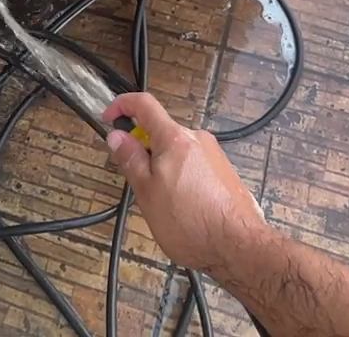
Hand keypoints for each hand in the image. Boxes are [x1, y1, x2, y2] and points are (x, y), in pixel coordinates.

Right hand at [102, 92, 274, 273]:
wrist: (238, 244)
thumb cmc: (191, 221)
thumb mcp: (147, 192)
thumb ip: (130, 159)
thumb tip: (117, 135)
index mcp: (174, 137)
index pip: (144, 103)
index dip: (122, 105)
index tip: (110, 117)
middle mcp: (196, 137)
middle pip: (161, 132)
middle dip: (145, 152)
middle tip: (140, 184)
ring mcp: (212, 153)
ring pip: (177, 152)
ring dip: (164, 169)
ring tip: (166, 205)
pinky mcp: (222, 170)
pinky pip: (193, 165)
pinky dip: (181, 178)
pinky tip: (185, 208)